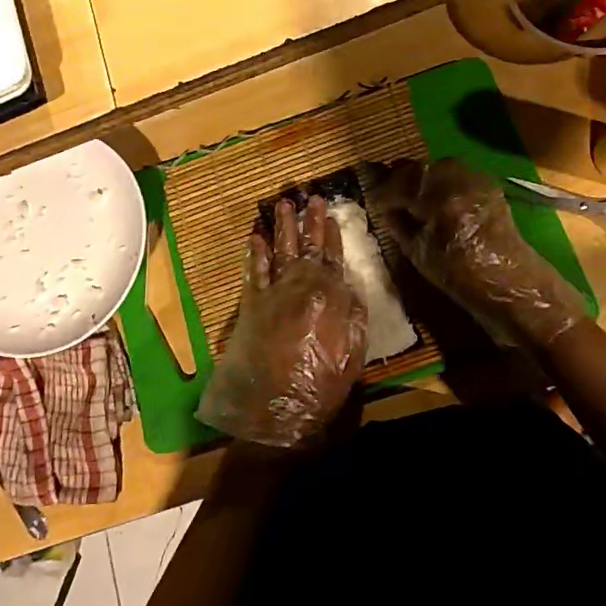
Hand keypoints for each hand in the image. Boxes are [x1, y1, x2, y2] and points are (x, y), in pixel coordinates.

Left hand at [195, 196, 368, 447]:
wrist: (276, 407)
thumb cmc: (322, 383)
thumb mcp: (353, 350)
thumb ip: (352, 313)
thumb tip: (348, 285)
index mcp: (328, 296)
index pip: (333, 257)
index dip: (333, 235)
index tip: (332, 214)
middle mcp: (299, 287)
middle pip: (307, 247)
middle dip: (310, 222)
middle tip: (311, 198)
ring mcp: (273, 293)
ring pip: (279, 251)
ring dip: (282, 228)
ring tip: (283, 204)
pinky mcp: (252, 304)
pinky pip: (254, 271)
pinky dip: (255, 253)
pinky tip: (256, 236)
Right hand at [372, 159, 586, 346]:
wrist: (510, 283)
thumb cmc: (461, 276)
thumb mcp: (419, 254)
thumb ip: (399, 225)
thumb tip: (386, 208)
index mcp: (438, 197)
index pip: (399, 182)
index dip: (382, 191)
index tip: (373, 202)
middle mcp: (458, 179)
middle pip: (420, 168)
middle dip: (401, 181)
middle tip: (389, 198)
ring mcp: (476, 179)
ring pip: (438, 168)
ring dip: (422, 180)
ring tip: (412, 200)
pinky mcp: (488, 185)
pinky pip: (456, 175)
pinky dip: (442, 184)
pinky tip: (436, 201)